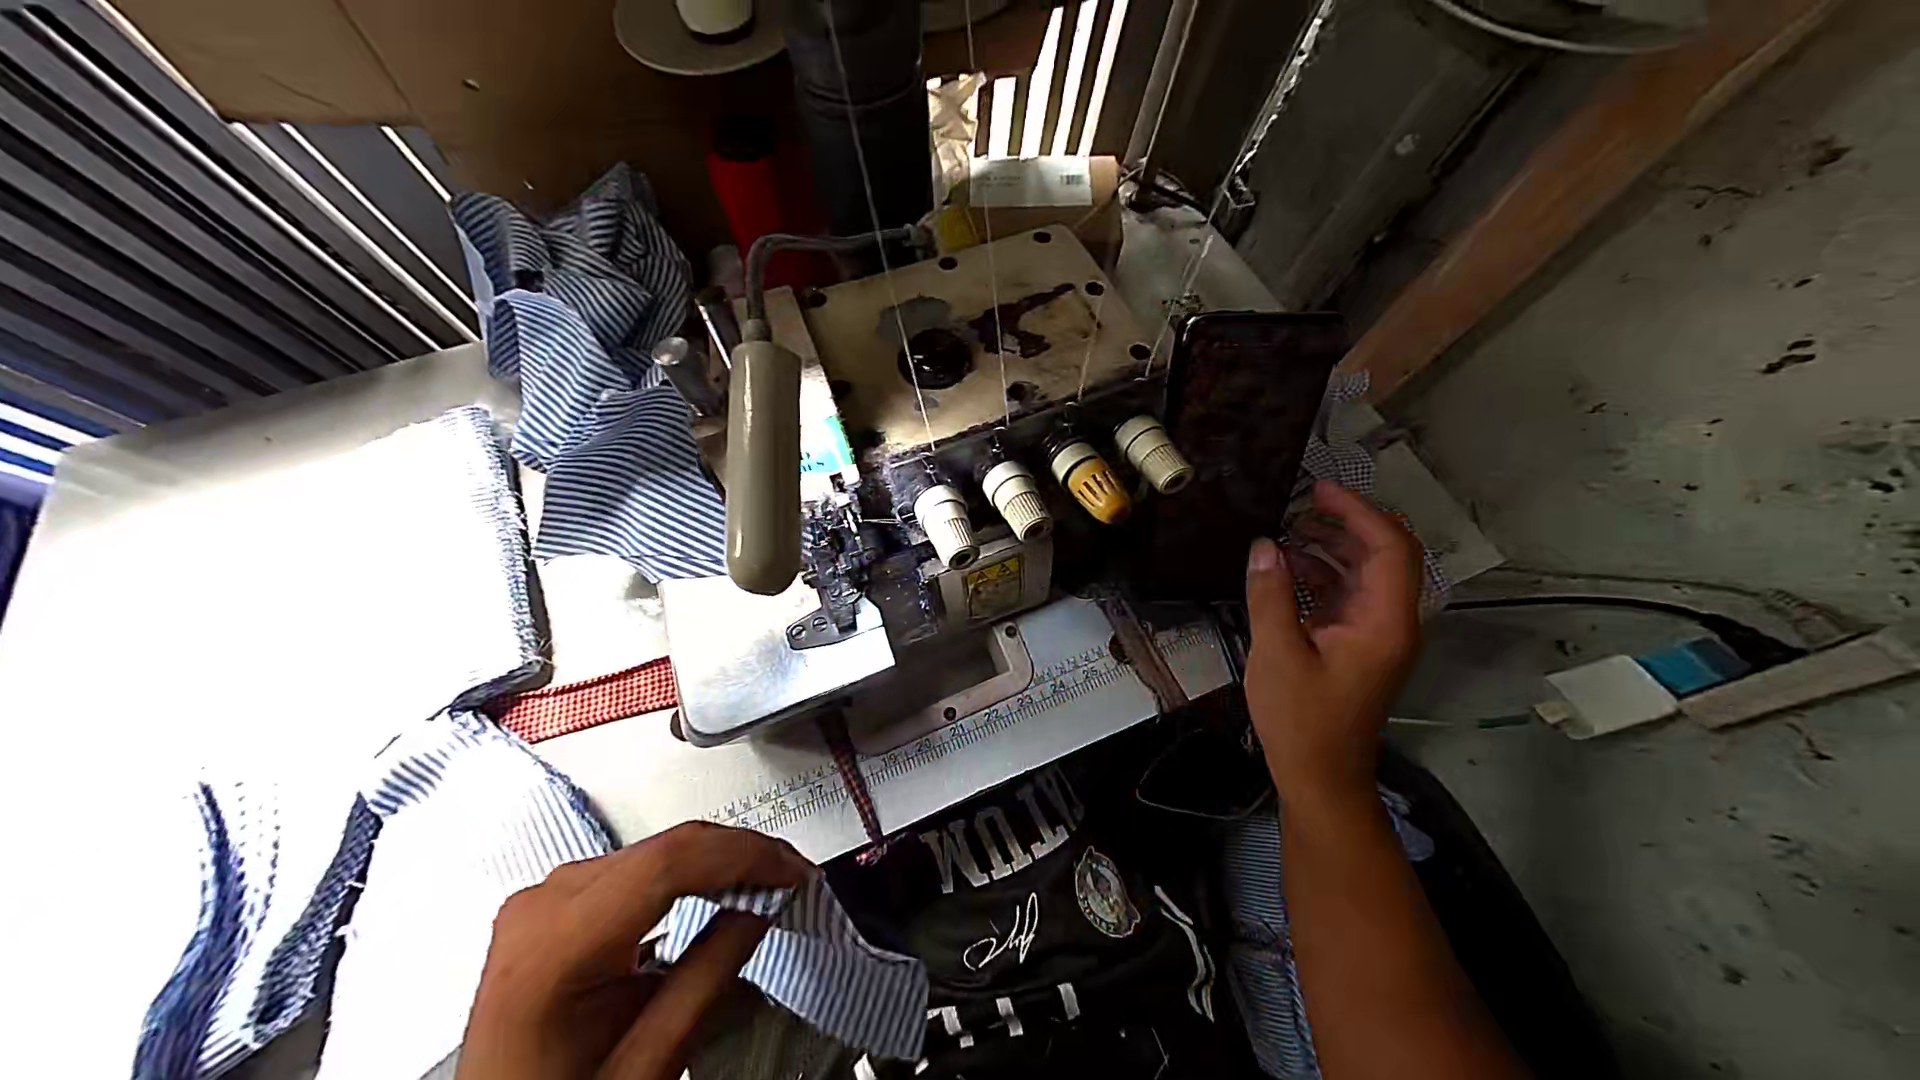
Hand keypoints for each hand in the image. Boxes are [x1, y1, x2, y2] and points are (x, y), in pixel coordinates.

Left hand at [456, 822, 813, 1079]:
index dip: (743, 856)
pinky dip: (690, 872)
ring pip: (659, 849)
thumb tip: (762, 908)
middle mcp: (542, 907)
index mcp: (552, 951)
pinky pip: (640, 865)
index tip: (792, 870)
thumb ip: (709, 981)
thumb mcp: (643, 1067)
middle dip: (740, 854)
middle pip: (666, 849)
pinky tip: (720, 887)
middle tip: (792, 875)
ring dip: (719, 860)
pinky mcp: (558, 900)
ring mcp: (546, 898)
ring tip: (766, 882)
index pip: (667, 864)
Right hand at [1243, 480, 1422, 800]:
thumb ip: (1270, 594)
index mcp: (1385, 622)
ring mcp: (1376, 634)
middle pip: (1383, 555)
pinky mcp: (1357, 644)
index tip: (1319, 490)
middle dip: (1344, 525)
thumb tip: (1263, 547)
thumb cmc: (1301, 719)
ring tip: (1285, 536)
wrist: (1320, 774)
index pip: (1390, 547)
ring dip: (1329, 550)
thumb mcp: (1277, 652)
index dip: (1359, 512)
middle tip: (1299, 506)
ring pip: (1363, 574)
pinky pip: (1346, 596)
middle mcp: (1391, 622)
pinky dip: (1320, 577)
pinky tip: (1286, 572)